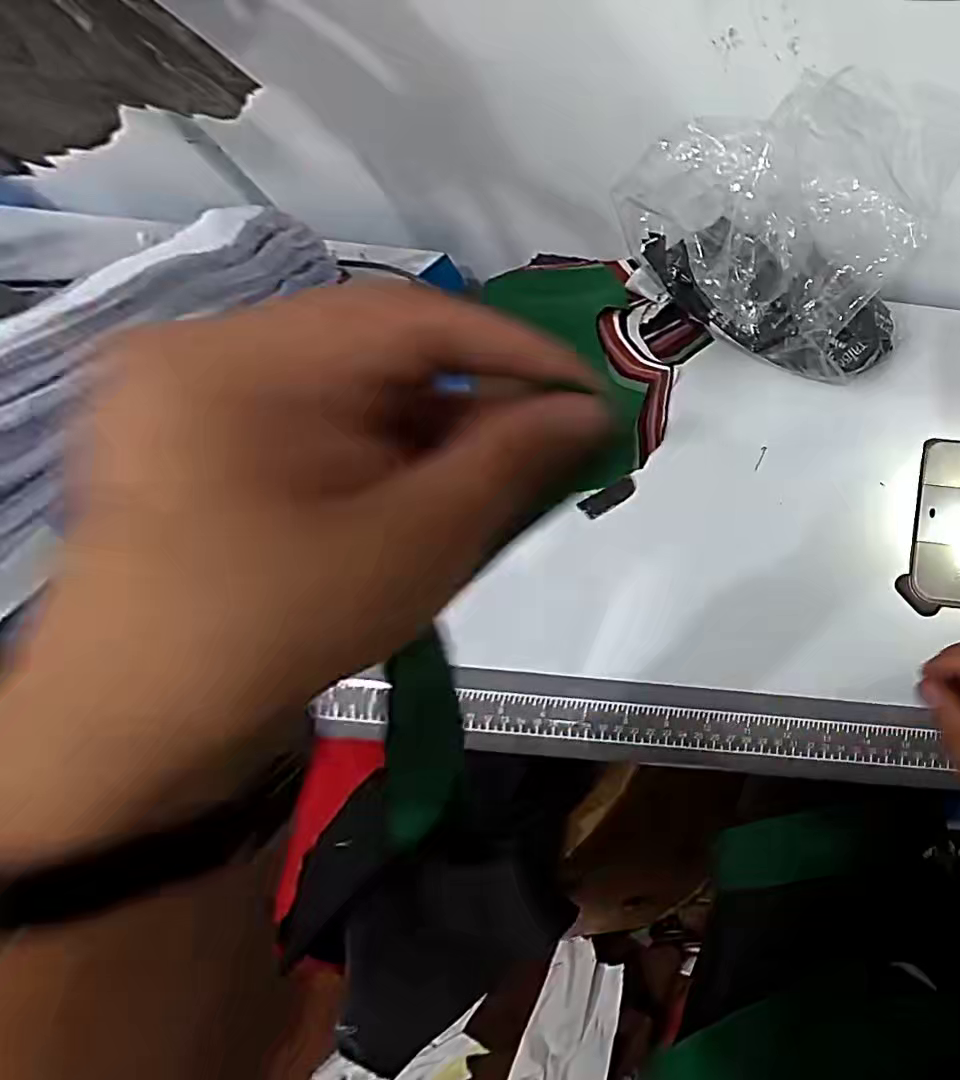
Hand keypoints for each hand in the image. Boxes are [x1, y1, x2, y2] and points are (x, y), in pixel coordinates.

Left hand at [0, 283, 607, 861]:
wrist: (158, 707)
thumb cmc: (296, 617)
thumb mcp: (431, 531)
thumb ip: (518, 455)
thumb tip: (594, 411)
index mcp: (247, 363)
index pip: (417, 318)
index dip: (525, 350)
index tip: (598, 393)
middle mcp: (216, 348)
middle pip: (395, 340)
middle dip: (496, 382)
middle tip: (572, 424)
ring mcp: (213, 383)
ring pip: (377, 373)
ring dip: (462, 412)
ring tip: (531, 454)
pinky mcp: (225, 421)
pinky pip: (348, 404)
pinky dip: (419, 432)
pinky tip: (466, 469)